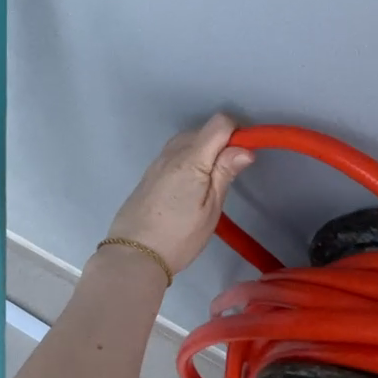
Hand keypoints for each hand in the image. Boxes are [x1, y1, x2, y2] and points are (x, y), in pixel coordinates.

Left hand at [105, 113, 254, 273]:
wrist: (133, 255)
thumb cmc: (179, 237)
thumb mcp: (210, 209)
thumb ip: (225, 173)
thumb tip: (244, 148)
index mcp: (191, 158)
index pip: (220, 123)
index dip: (237, 132)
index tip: (242, 156)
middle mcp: (172, 152)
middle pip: (204, 130)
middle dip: (221, 144)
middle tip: (228, 176)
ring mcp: (158, 161)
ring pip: (188, 140)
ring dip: (204, 151)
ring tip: (209, 184)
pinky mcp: (150, 172)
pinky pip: (175, 152)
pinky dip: (189, 159)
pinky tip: (190, 186)